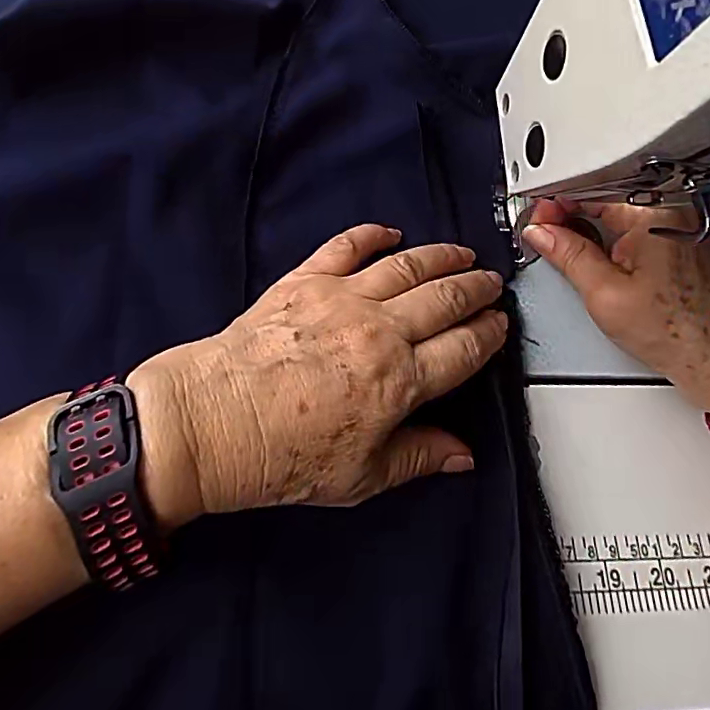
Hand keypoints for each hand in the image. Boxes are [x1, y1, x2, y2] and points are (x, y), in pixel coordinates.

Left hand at [127, 224, 508, 524]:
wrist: (212, 421)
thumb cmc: (277, 453)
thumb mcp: (360, 476)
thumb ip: (417, 457)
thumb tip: (459, 455)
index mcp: (398, 382)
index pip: (464, 350)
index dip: (488, 335)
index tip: (498, 326)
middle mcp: (376, 332)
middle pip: (443, 300)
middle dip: (474, 290)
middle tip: (489, 285)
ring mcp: (338, 300)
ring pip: (405, 267)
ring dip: (439, 258)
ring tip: (460, 255)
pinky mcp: (302, 282)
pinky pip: (344, 246)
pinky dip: (370, 234)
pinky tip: (388, 232)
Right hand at [520, 199, 709, 425]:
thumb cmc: (680, 332)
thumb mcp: (603, 293)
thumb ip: (566, 254)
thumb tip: (540, 232)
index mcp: (656, 215)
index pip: (589, 190)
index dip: (552, 204)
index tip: (534, 220)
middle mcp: (673, 213)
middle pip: (601, 198)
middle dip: (564, 216)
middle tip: (540, 236)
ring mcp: (678, 226)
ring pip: (613, 214)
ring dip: (583, 229)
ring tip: (562, 250)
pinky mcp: (677, 242)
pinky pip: (629, 228)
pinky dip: (604, 239)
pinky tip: (589, 257)